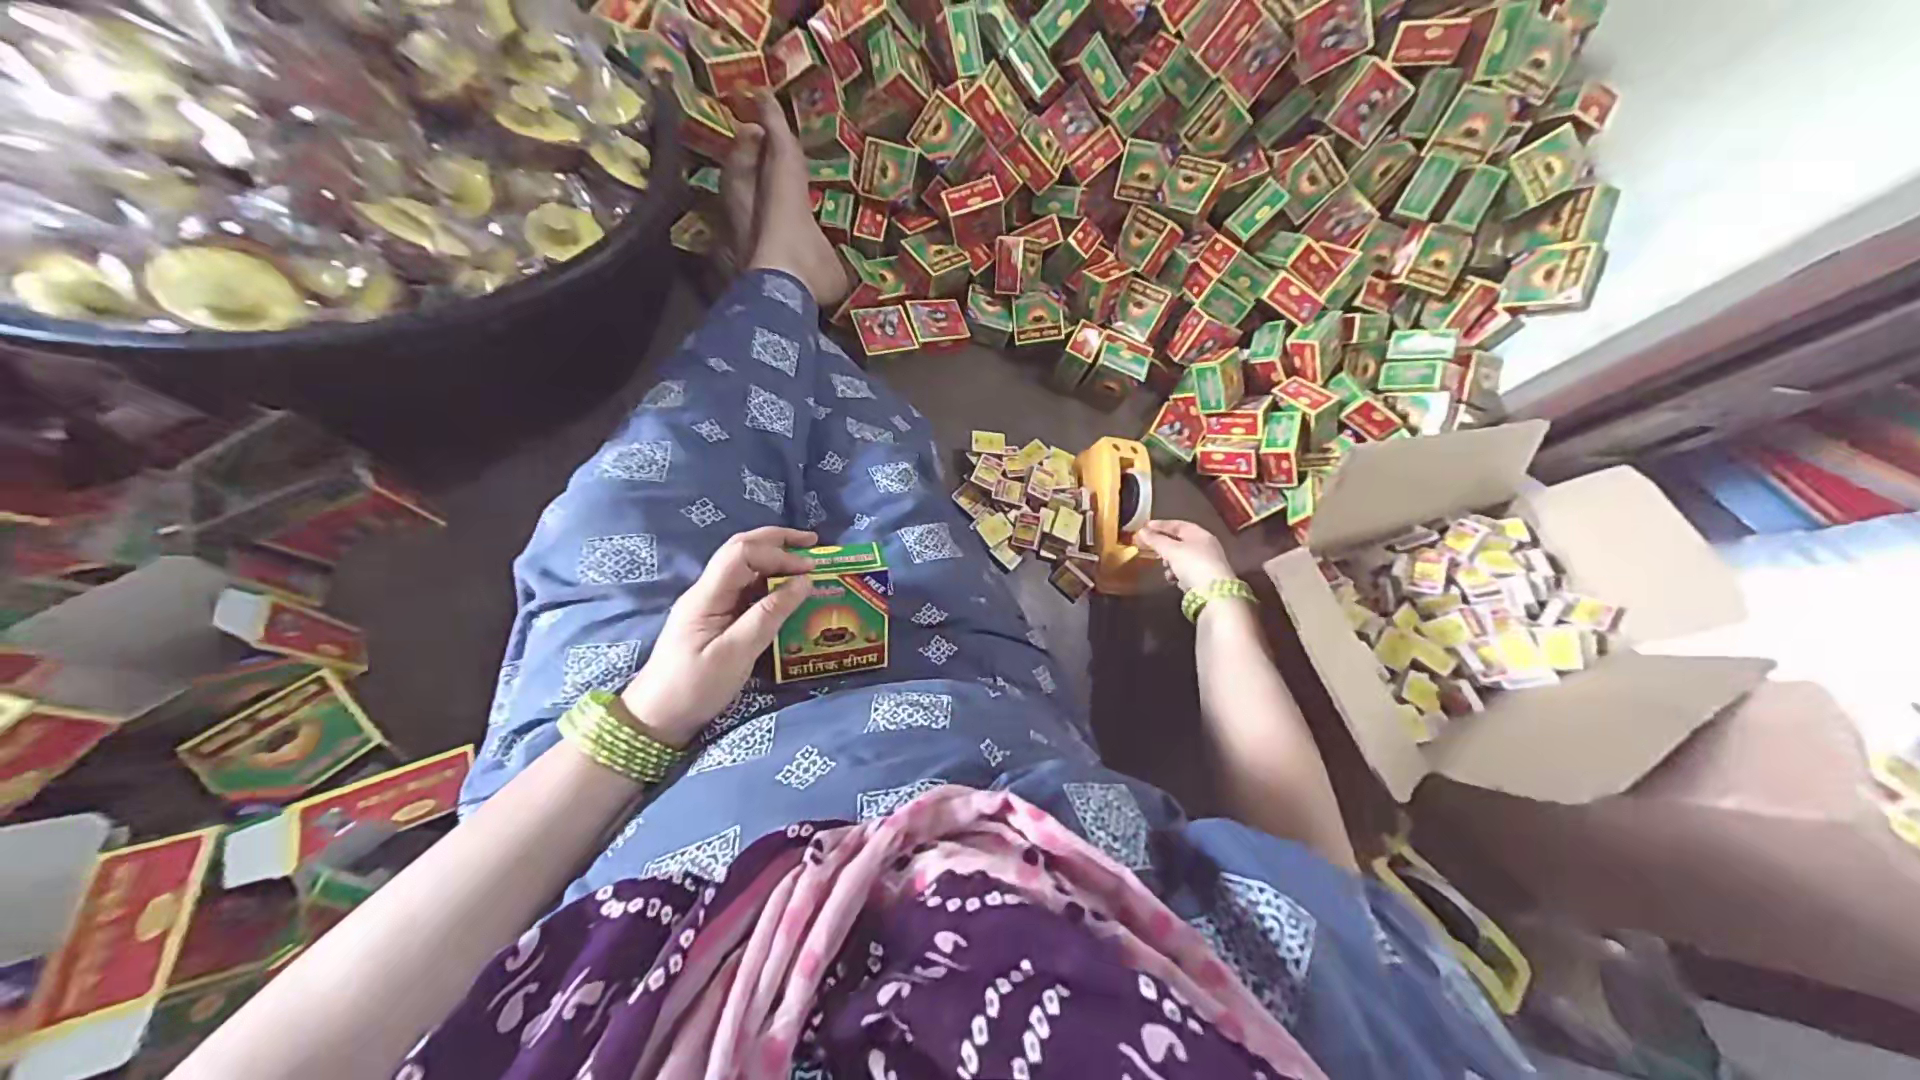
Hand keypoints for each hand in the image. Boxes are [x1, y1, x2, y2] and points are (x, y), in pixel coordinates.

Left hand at [618, 526, 815, 747]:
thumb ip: (768, 615)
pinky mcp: (717, 617)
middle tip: (814, 542)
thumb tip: (803, 582)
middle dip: (778, 541)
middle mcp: (708, 590)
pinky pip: (747, 588)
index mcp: (707, 595)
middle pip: (742, 548)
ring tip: (807, 562)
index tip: (812, 569)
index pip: (743, 553)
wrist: (656, 717)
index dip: (780, 554)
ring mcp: (711, 603)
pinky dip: (771, 581)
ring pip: (745, 566)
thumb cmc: (693, 688)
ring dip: (776, 558)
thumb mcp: (735, 655)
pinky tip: (789, 589)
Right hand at [1135, 520, 1234, 592]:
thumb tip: (1142, 531)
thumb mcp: (1171, 550)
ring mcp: (1206, 563)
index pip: (1178, 525)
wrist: (1213, 593)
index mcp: (1200, 535)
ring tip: (1164, 566)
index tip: (1145, 527)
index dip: (1161, 525)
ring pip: (1182, 558)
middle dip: (1164, 545)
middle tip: (1151, 548)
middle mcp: (1205, 547)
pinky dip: (1177, 574)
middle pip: (1180, 542)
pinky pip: (1186, 572)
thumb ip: (1156, 540)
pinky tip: (1173, 579)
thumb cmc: (1192, 564)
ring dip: (1170, 561)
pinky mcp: (1204, 579)